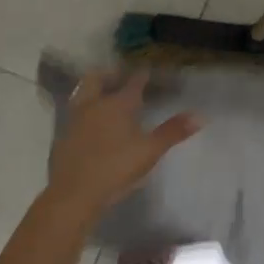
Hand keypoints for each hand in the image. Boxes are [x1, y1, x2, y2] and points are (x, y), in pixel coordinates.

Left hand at [48, 69, 201, 211]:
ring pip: (83, 94)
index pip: (133, 82)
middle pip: (97, 78)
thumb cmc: (116, 168)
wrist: (74, 192)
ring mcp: (75, 119)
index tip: (147, 70)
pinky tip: (94, 125)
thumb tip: (200, 116)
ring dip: (95, 91)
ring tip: (107, 98)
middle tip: (121, 78)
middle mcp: (93, 104)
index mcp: (117, 104)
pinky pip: (75, 114)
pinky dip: (86, 111)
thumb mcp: (149, 151)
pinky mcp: (64, 136)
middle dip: (110, 75)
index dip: (142, 75)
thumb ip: (172, 132)